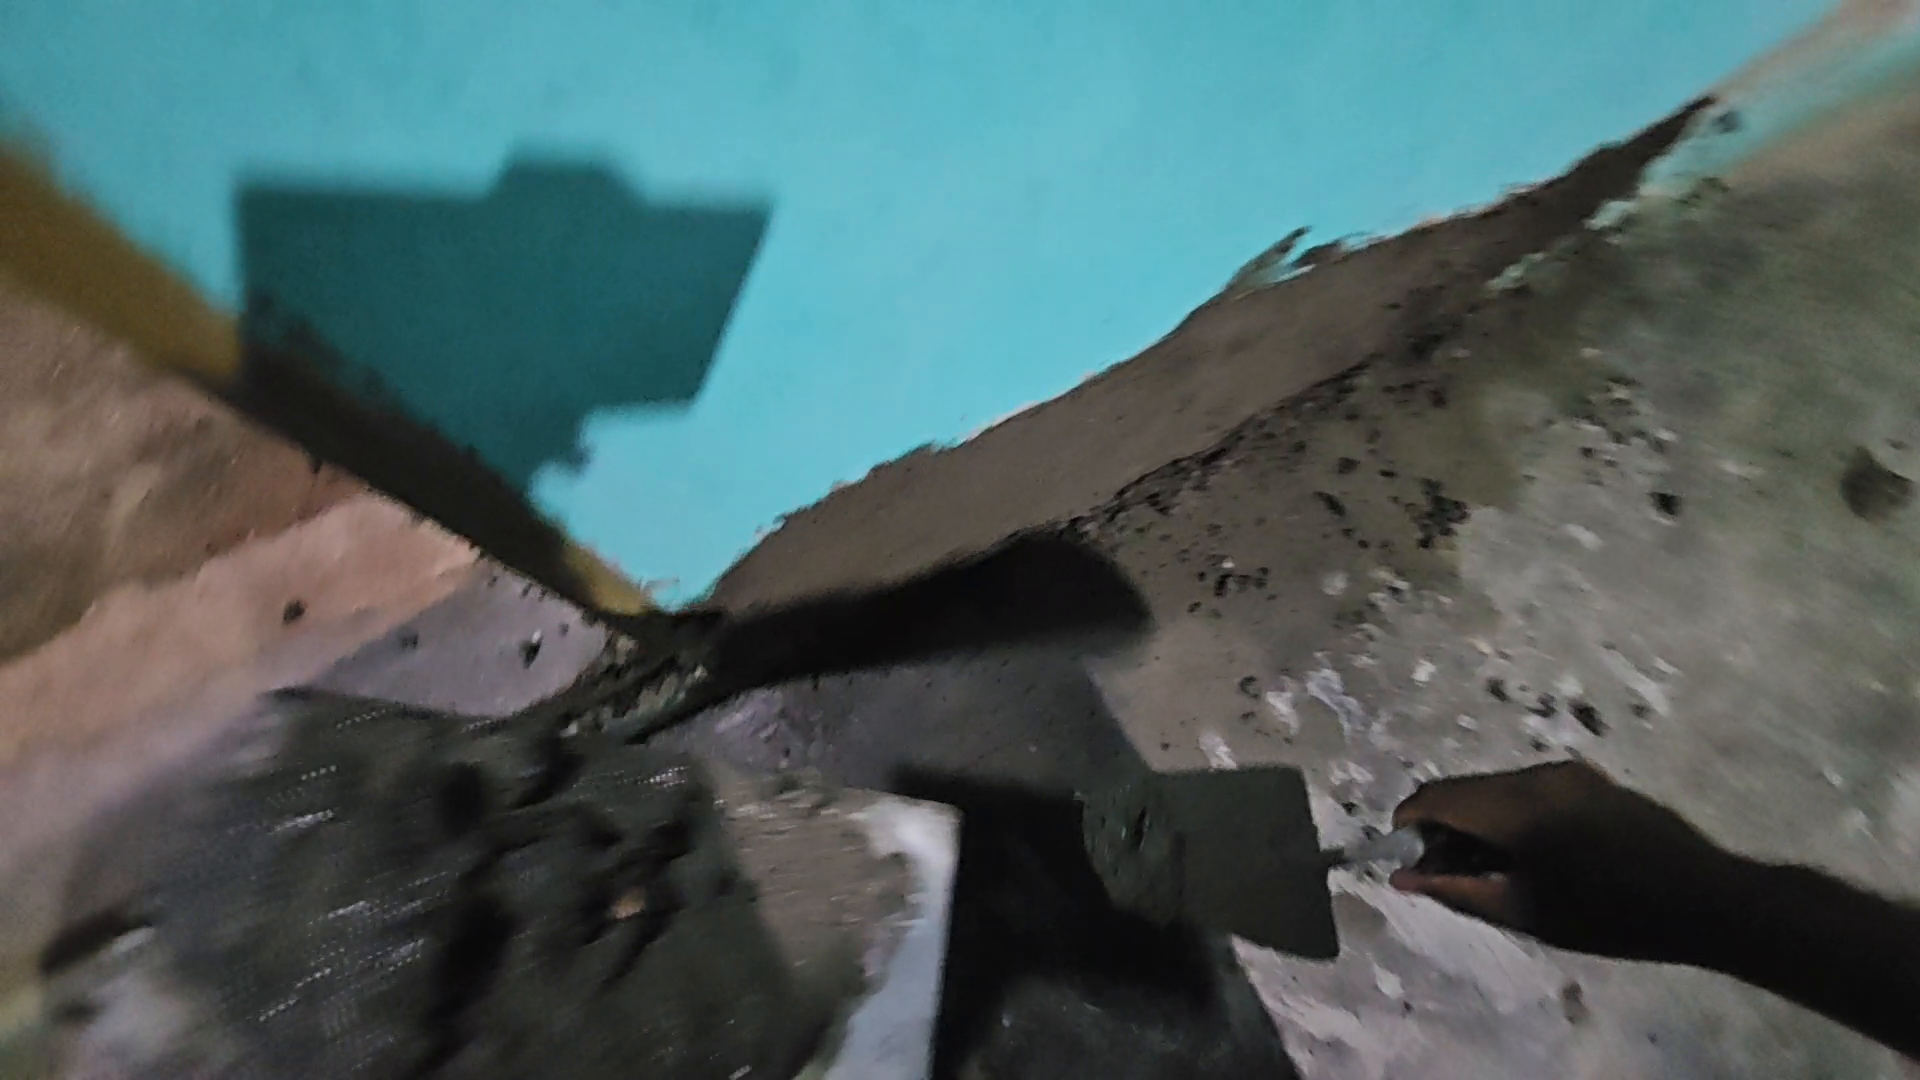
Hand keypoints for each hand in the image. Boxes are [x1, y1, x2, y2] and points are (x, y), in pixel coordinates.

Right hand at [1390, 761, 1740, 962]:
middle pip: (1460, 789)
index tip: (1404, 850)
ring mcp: (1559, 771)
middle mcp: (1529, 777)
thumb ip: (1456, 890)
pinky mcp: (1582, 775)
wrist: (1713, 902)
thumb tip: (1400, 878)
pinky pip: (1522, 786)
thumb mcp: (1527, 913)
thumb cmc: (1612, 916)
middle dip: (1441, 821)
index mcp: (1512, 808)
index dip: (1408, 820)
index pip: (1433, 797)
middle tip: (1447, 864)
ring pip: (1490, 786)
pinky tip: (1531, 845)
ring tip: (1492, 859)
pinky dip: (1507, 810)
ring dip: (1475, 816)